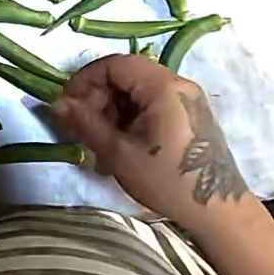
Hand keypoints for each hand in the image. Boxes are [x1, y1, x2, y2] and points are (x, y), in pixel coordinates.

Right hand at [52, 54, 257, 233]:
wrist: (218, 211)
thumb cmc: (167, 181)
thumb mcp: (119, 153)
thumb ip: (86, 123)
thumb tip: (55, 104)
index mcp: (163, 87)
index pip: (115, 64)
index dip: (86, 80)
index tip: (69, 105)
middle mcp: (178, 83)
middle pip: (127, 74)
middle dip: (100, 96)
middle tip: (84, 127)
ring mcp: (187, 98)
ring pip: (138, 89)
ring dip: (114, 109)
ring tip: (102, 141)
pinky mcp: (190, 113)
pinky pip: (153, 102)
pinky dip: (132, 116)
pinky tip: (123, 144)